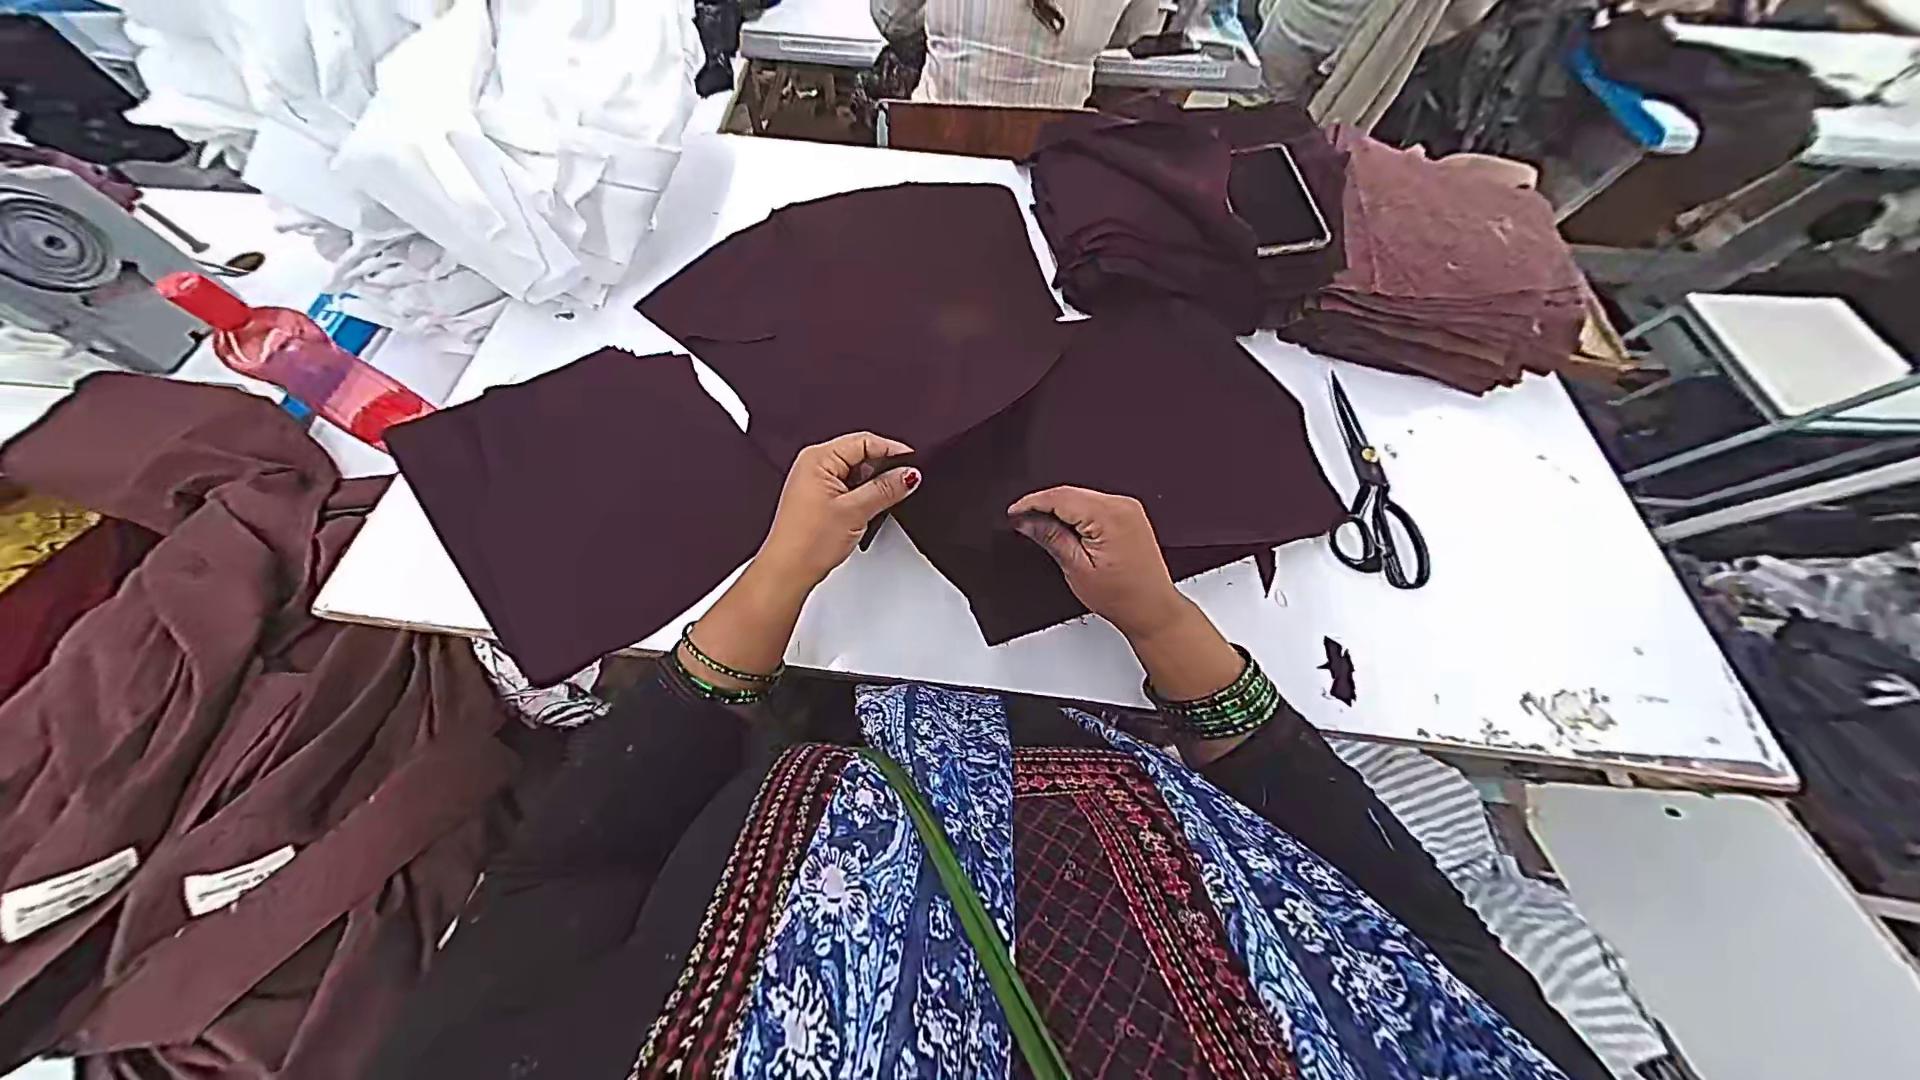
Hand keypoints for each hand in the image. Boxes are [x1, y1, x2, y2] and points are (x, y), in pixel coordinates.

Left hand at [758, 432, 919, 588]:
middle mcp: (814, 465)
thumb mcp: (855, 510)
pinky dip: (863, 496)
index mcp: (818, 458)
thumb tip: (908, 474)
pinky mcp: (821, 498)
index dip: (892, 450)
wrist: (789, 570)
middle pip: (861, 455)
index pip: (864, 441)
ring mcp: (817, 482)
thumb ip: (886, 488)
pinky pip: (849, 487)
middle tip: (902, 485)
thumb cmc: (806, 541)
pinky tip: (867, 510)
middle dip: (883, 469)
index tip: (913, 462)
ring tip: (879, 504)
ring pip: (857, 473)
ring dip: (873, 486)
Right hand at [1007, 486, 1188, 637]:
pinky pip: (1094, 503)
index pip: (1060, 497)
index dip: (1031, 502)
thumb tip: (1027, 521)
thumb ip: (1050, 537)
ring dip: (1058, 507)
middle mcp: (1122, 506)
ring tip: (1039, 526)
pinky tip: (1063, 526)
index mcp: (1109, 516)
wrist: (1151, 608)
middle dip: (1042, 504)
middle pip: (1070, 493)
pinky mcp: (1129, 514)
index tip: (1014, 512)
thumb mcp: (1076, 568)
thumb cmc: (1123, 596)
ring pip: (1080, 496)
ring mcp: (1128, 508)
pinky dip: (1074, 511)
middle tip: (1021, 520)